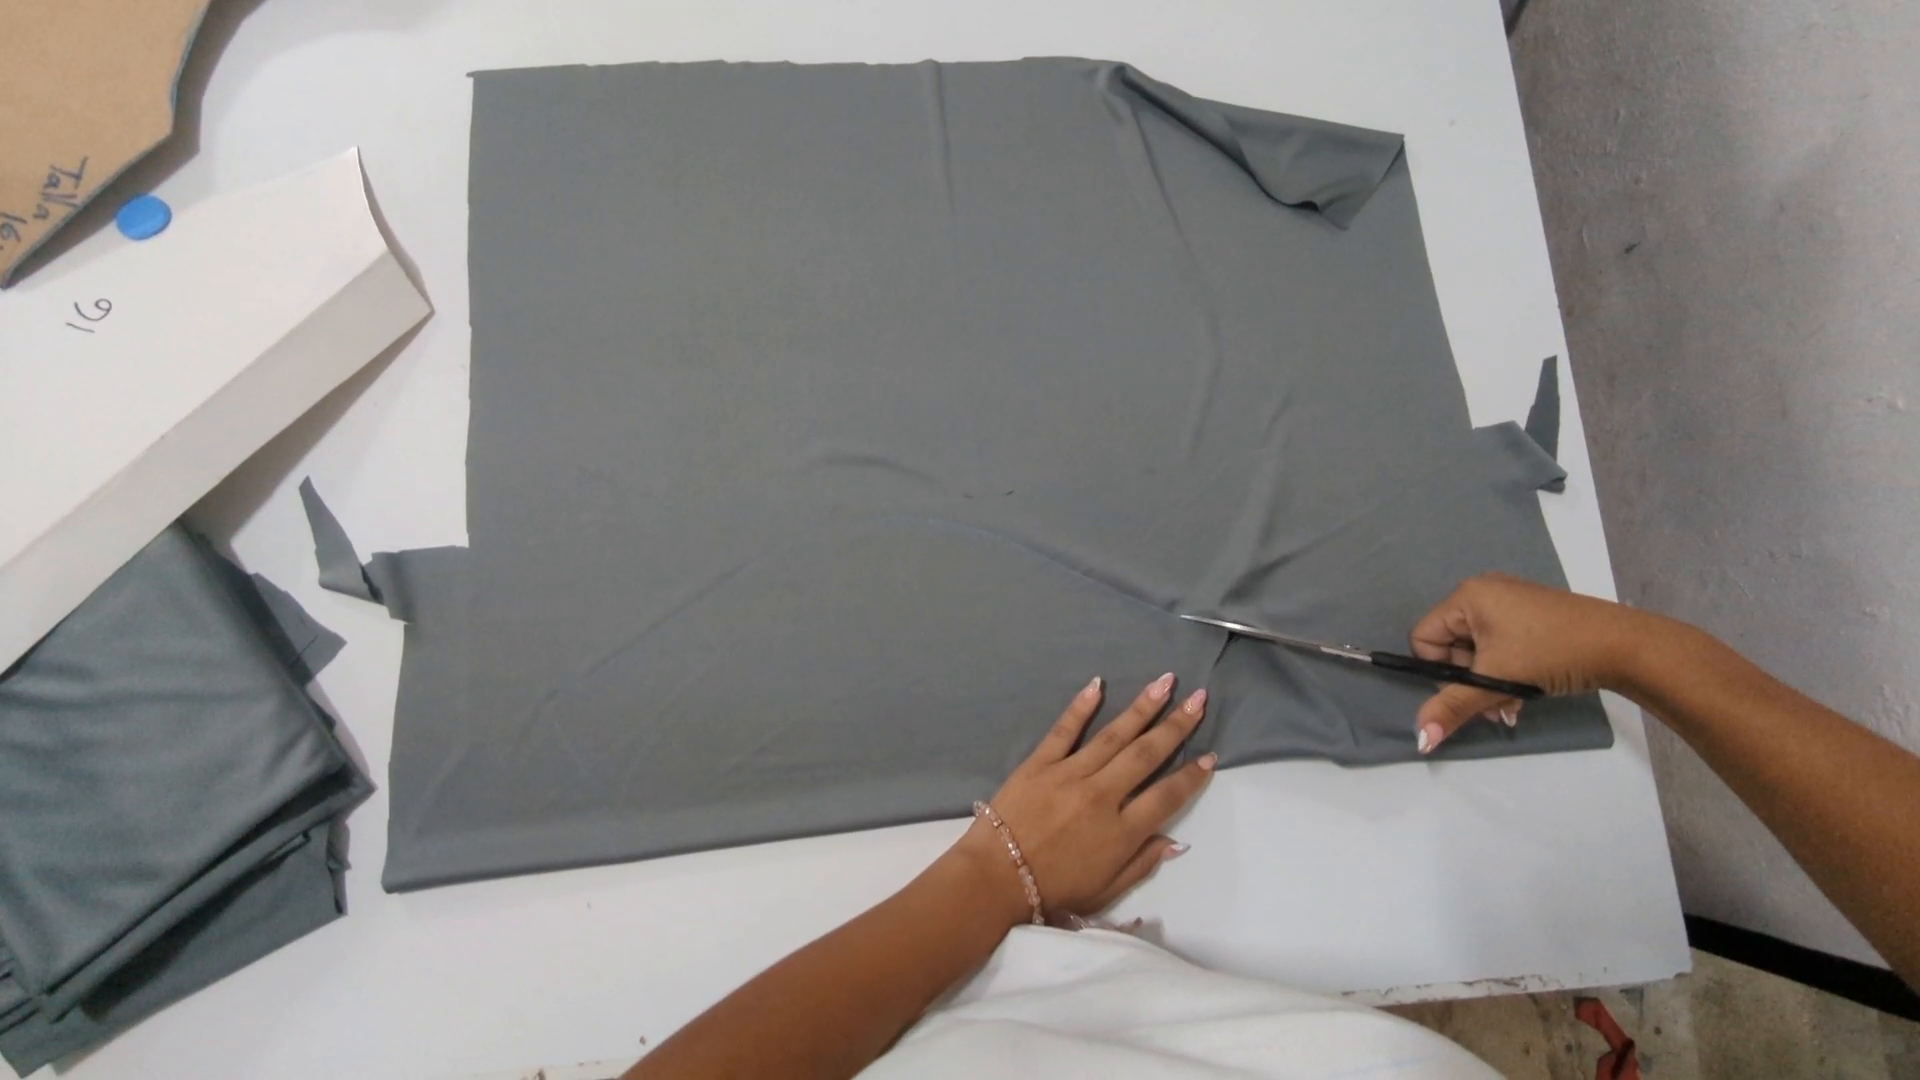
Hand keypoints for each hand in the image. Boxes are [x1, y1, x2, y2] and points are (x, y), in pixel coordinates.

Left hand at [950, 674, 1215, 925]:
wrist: (994, 879)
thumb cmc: (1052, 890)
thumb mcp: (1105, 891)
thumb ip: (1142, 864)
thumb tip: (1177, 841)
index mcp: (1120, 832)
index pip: (1166, 797)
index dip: (1191, 776)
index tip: (1211, 755)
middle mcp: (1101, 796)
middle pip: (1146, 755)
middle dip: (1176, 726)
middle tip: (1198, 698)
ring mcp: (1069, 775)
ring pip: (1113, 735)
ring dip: (1141, 707)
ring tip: (1164, 682)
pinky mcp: (1039, 763)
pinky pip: (1064, 730)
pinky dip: (1082, 706)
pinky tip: (1098, 684)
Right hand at [1408, 574, 1662, 752]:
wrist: (1632, 647)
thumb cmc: (1555, 653)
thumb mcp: (1498, 680)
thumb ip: (1453, 707)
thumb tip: (1420, 740)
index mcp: (1466, 596)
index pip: (1424, 638)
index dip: (1441, 669)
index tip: (1473, 687)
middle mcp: (1483, 591)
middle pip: (1451, 644)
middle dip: (1470, 680)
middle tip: (1496, 703)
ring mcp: (1510, 600)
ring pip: (1478, 648)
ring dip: (1489, 680)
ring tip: (1514, 703)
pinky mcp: (1532, 612)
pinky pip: (1500, 642)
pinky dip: (1507, 668)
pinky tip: (1526, 689)